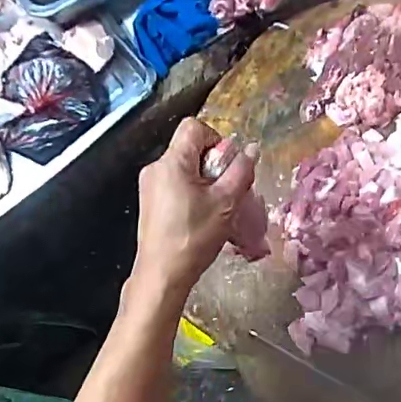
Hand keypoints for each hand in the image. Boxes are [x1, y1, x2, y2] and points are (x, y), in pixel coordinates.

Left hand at [131, 119, 259, 299]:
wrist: (162, 274)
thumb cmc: (193, 238)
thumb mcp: (226, 203)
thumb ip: (241, 171)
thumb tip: (251, 149)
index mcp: (171, 162)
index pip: (194, 127)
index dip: (216, 140)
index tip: (227, 167)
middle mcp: (156, 168)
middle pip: (190, 149)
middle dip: (213, 165)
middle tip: (226, 191)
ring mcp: (149, 186)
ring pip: (184, 169)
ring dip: (204, 182)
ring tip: (215, 208)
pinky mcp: (149, 203)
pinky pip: (174, 185)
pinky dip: (191, 194)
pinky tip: (200, 218)